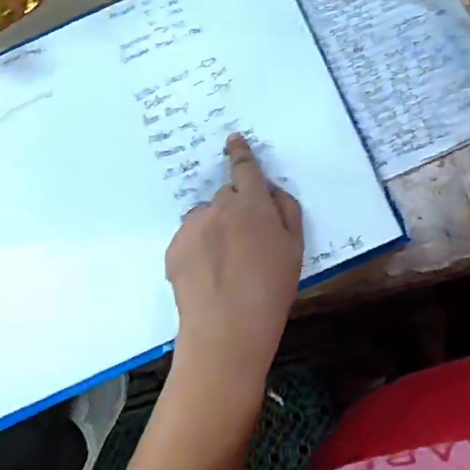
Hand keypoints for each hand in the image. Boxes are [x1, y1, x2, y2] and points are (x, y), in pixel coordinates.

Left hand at [164, 135, 302, 402]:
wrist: (227, 329)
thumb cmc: (271, 287)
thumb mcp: (295, 247)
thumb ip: (286, 209)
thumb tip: (271, 190)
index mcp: (253, 203)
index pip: (244, 167)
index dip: (240, 152)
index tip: (233, 140)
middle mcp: (219, 207)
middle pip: (226, 193)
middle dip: (236, 205)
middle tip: (247, 237)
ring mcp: (193, 227)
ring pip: (206, 216)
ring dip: (215, 226)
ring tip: (226, 261)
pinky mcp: (174, 248)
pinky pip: (190, 236)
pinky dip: (199, 246)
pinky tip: (209, 273)